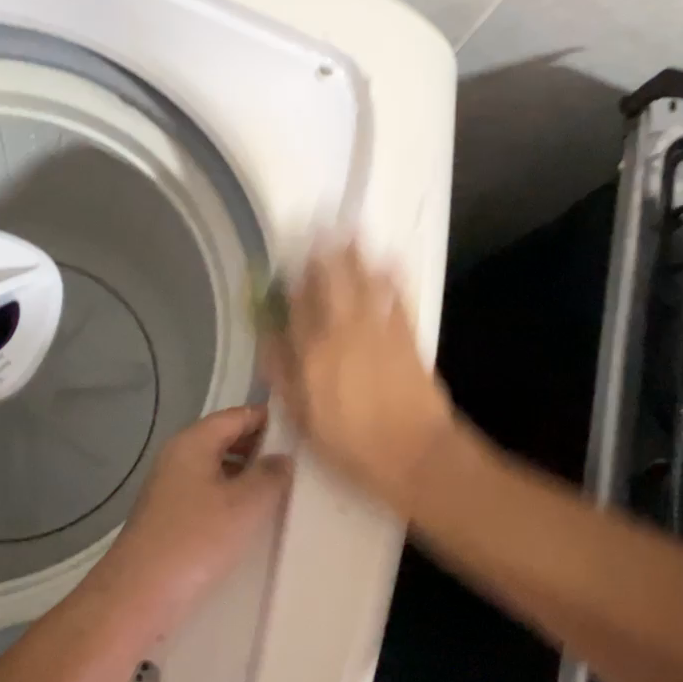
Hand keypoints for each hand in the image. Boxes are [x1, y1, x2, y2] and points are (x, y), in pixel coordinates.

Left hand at [89, 407, 292, 627]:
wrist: (138, 595)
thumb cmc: (194, 540)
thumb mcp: (244, 505)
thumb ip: (270, 475)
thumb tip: (283, 458)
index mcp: (193, 442)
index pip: (236, 414)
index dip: (269, 418)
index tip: (303, 427)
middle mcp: (179, 457)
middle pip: (226, 438)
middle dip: (261, 447)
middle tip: (301, 459)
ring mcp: (172, 488)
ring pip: (219, 468)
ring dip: (249, 475)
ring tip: (285, 488)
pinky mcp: (172, 517)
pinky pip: (210, 494)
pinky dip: (233, 497)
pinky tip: (255, 517)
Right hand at [260, 243, 457, 516]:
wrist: (413, 454)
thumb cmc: (352, 446)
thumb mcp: (304, 419)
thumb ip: (284, 376)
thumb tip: (269, 340)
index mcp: (312, 354)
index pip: (296, 307)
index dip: (291, 282)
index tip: (288, 261)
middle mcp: (342, 333)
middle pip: (329, 283)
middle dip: (322, 254)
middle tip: (318, 227)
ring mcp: (377, 331)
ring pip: (361, 283)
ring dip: (354, 254)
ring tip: (348, 228)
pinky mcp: (407, 336)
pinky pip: (396, 297)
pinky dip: (391, 277)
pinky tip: (389, 260)